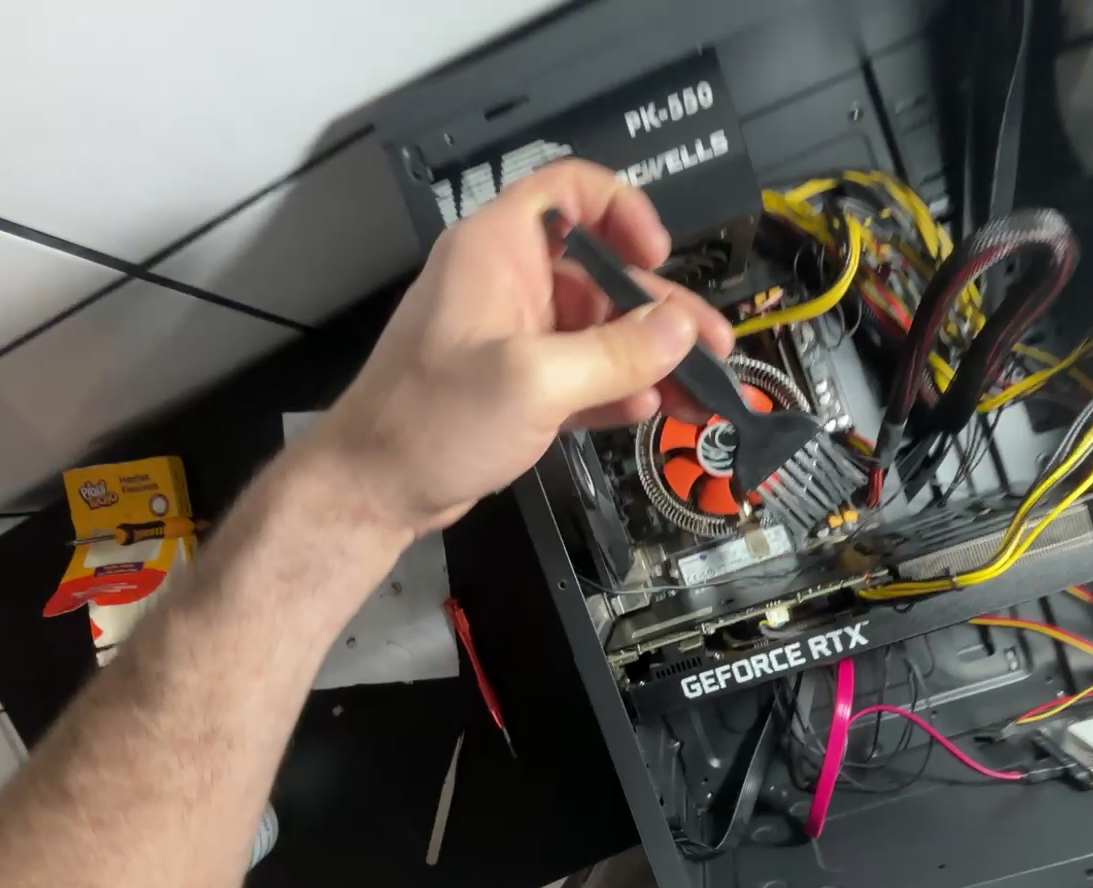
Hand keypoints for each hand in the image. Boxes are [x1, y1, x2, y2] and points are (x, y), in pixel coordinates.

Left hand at [306, 159, 734, 532]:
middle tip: (715, 352)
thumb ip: (614, 354)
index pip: (569, 193)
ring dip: (650, 362)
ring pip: (600, 335)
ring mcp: (517, 340)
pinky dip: (617, 392)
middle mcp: (510, 286)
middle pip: (603, 277)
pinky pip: (584, 377)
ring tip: (701, 395)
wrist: (377, 489)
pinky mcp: (522, 388)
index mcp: (498, 251)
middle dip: (661, 315)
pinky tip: (652, 410)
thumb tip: (682, 329)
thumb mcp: (533, 380)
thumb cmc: (435, 421)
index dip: (622, 211)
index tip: (659, 257)